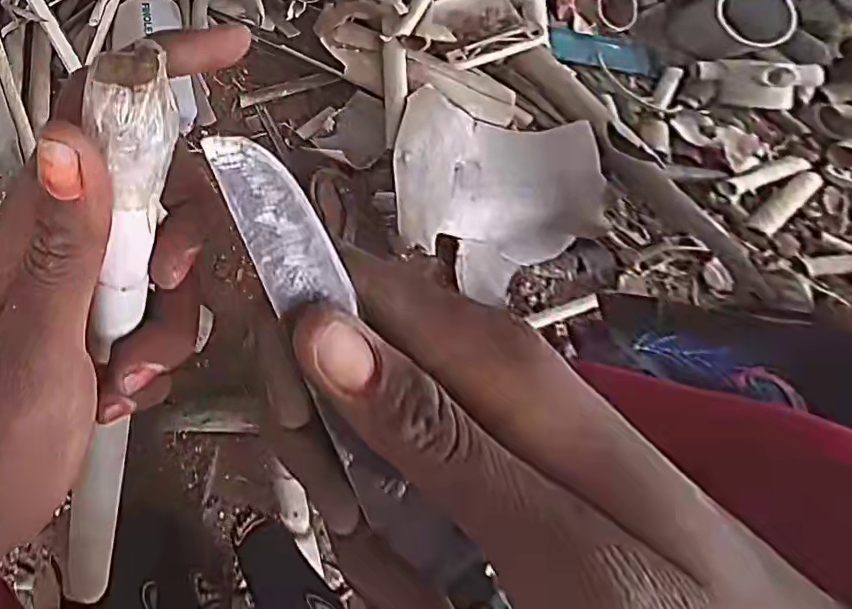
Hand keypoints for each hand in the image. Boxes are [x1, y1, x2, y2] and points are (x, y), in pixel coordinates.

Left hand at [0, 26, 249, 594]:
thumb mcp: (35, 339)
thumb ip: (62, 243)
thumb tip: (72, 142)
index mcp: (42, 207)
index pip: (96, 100)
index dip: (159, 63)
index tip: (230, 49)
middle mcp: (68, 220)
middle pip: (156, 174)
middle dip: (182, 232)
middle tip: (165, 287)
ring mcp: (90, 263)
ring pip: (172, 242)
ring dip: (171, 313)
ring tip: (127, 371)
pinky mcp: (106, 302)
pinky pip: (167, 297)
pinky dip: (162, 342)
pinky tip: (123, 387)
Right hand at [263, 250, 837, 607]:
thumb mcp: (562, 543)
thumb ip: (431, 429)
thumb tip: (313, 322)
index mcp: (482, 348)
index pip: (331, 273)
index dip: (288, 330)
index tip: (295, 418)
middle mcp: (461, 358)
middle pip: (321, 348)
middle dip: (315, 432)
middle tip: (352, 514)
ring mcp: (456, 410)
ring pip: (337, 420)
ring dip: (347, 499)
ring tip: (410, 573)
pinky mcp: (454, 457)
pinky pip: (370, 473)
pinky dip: (375, 531)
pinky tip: (423, 580)